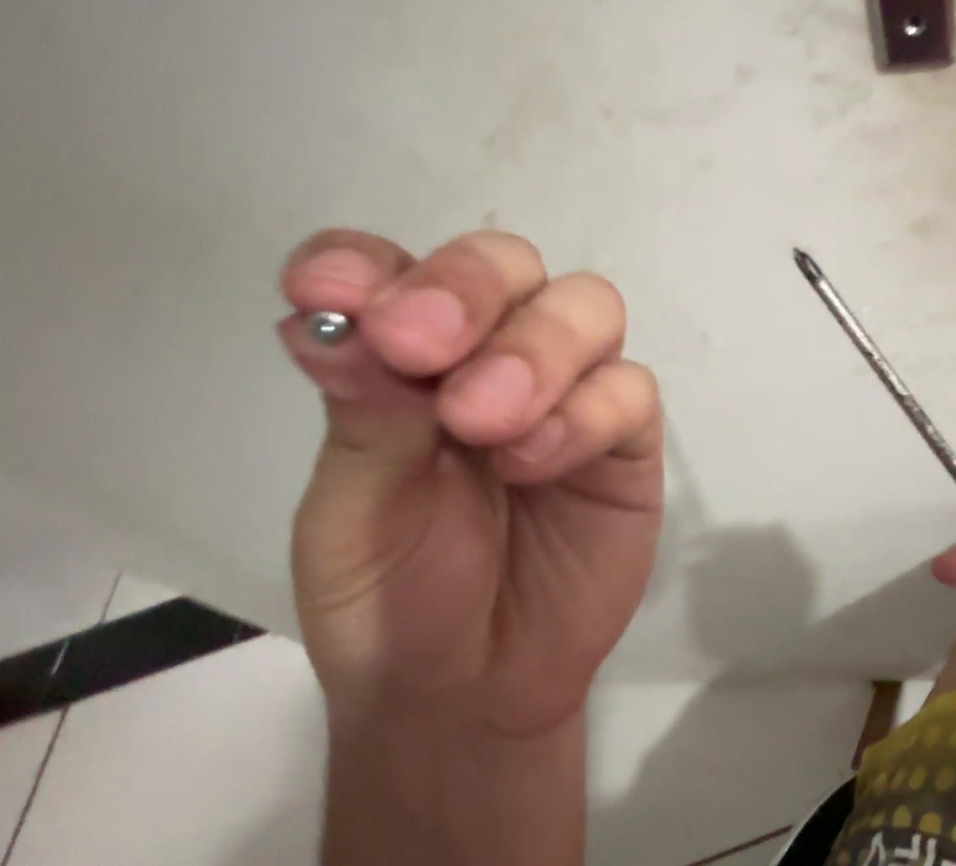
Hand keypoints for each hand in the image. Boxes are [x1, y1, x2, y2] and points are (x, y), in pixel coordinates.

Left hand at [278, 229, 663, 738]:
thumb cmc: (393, 600)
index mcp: (404, 362)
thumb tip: (326, 318)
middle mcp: (491, 355)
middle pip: (506, 264)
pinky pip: (630, 391)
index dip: (363, 264)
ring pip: (587, 307)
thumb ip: (362, 416)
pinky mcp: (626, 439)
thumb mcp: (351, 513)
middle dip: (466, 287)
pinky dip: (584, 413)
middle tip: (416, 343)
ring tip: (484, 421)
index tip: (329, 293)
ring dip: (536, 347)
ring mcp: (569, 391)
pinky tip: (535, 463)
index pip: (389, 272)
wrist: (474, 690)